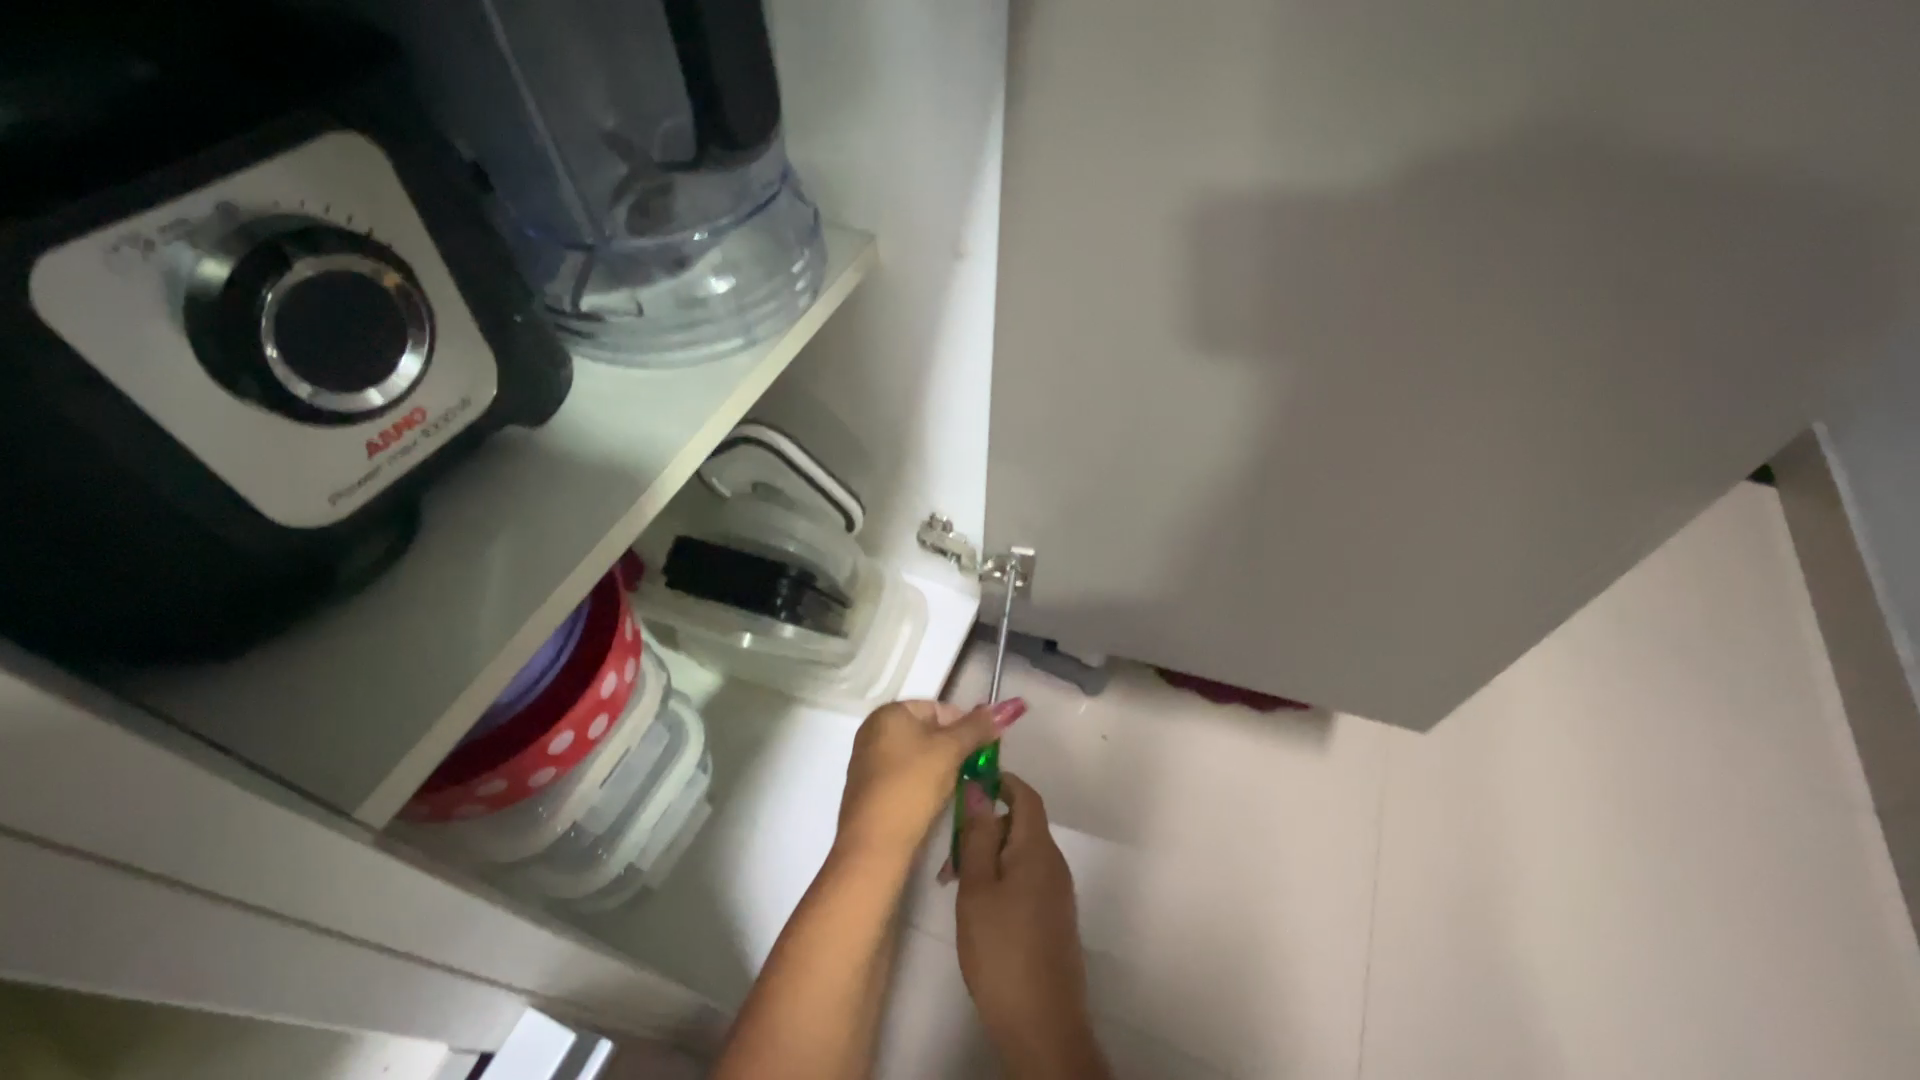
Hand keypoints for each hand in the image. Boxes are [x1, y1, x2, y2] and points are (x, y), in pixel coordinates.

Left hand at [836, 698, 1026, 861]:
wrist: (875, 841)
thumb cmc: (913, 784)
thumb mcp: (951, 751)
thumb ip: (977, 727)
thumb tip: (1004, 709)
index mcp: (889, 713)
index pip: (938, 708)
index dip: (965, 726)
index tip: (981, 750)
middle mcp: (873, 730)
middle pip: (927, 731)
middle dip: (953, 748)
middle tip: (971, 769)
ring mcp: (868, 759)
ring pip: (917, 755)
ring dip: (940, 767)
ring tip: (955, 786)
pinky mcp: (869, 787)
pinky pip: (904, 775)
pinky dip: (922, 782)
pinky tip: (933, 800)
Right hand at [955, 773, 1103, 1076]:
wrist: (1041, 1022)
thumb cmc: (1001, 949)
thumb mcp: (977, 888)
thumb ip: (977, 837)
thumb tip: (978, 789)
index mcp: (1038, 849)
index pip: (1025, 795)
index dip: (999, 781)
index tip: (965, 783)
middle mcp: (1053, 864)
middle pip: (1020, 824)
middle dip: (983, 828)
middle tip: (946, 855)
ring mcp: (1056, 892)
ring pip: (1019, 854)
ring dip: (986, 857)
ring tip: (952, 885)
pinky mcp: (1052, 918)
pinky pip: (1024, 879)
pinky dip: (998, 879)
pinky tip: (975, 908)